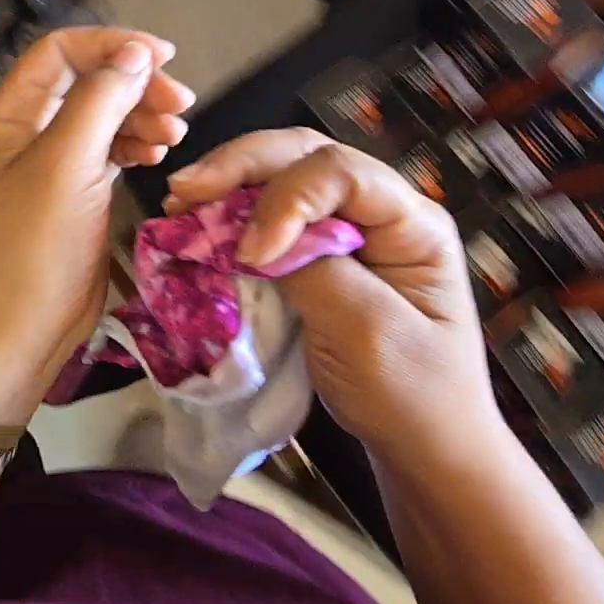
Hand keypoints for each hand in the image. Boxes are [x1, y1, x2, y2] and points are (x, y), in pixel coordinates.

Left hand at [0, 28, 193, 417]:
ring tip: (176, 135)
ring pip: (105, 114)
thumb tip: (135, 52)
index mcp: (12, 112)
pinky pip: (112, 149)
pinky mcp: (79, 189)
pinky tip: (160, 154)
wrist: (25, 326)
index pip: (61, 51)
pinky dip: (138, 145)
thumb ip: (99, 100)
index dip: (111, 44)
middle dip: (136, 84)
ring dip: (142, 115)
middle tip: (183, 103)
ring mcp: (55, 160)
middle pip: (89, 81)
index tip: (163, 56)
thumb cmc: (36, 242)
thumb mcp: (67, 164)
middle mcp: (31, 128)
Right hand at [163, 128, 499, 462]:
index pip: (342, 172)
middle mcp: (377, 208)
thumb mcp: (367, 334)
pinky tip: (196, 220)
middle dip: (240, 166)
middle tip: (185, 190)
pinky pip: (266, 212)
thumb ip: (312, 273)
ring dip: (227, 182)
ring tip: (180, 200)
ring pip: (279, 173)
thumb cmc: (410, 395)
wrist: (422, 448)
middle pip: (303, 155)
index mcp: (411, 222)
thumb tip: (250, 238)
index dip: (287, 198)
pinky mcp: (316, 251)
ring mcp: (346, 226)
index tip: (252, 254)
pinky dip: (228, 211)